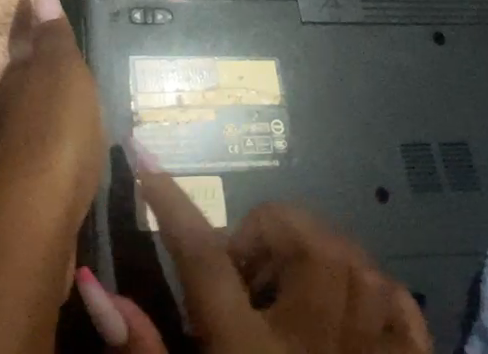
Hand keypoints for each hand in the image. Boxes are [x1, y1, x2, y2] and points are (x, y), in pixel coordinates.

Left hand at [0, 0, 105, 224]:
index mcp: (16, 83)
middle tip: (60, 67)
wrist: (31, 224)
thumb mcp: (62, 76)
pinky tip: (60, 164)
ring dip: (38, 118)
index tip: (31, 6)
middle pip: (18, 88)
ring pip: (21, 127)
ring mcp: (3, 160)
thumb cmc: (55, 135)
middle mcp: (1, 117)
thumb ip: (53, 38)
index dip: (31, 27)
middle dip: (33, 75)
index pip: (23, 46)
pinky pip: (31, 164)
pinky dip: (45, 156)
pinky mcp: (16, 200)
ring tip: (67, 115)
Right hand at [77, 173, 432, 353]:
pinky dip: (367, 289)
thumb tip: (93, 285)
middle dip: (258, 238)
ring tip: (287, 300)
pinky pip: (395, 295)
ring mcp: (370, 346)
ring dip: (309, 258)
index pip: (199, 252)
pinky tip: (343, 314)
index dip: (168, 200)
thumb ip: (142, 348)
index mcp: (248, 349)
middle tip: (241, 280)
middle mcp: (314, 336)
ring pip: (344, 254)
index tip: (144, 153)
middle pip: (289, 233)